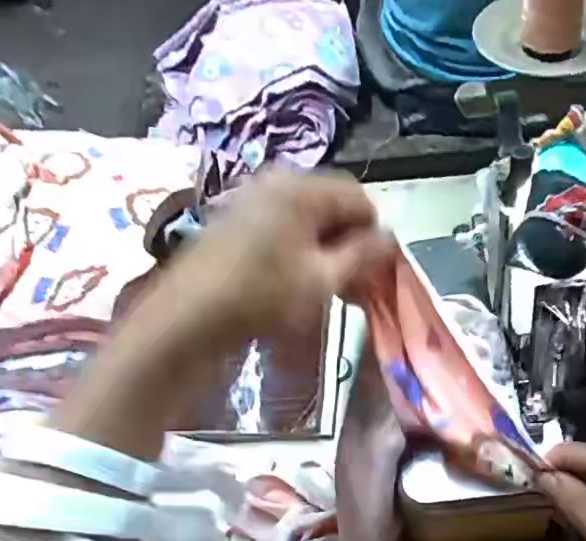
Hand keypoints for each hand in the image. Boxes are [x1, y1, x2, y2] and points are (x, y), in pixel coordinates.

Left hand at [155, 169, 394, 349]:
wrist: (193, 314)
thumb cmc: (265, 295)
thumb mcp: (324, 280)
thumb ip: (364, 256)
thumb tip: (392, 240)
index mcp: (302, 187)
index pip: (360, 198)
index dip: (374, 236)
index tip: (376, 273)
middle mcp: (277, 181)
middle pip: (334, 207)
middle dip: (351, 245)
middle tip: (356, 287)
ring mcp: (254, 198)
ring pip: (310, 220)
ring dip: (328, 252)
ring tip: (328, 290)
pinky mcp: (238, 220)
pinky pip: (285, 228)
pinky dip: (301, 252)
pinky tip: (298, 284)